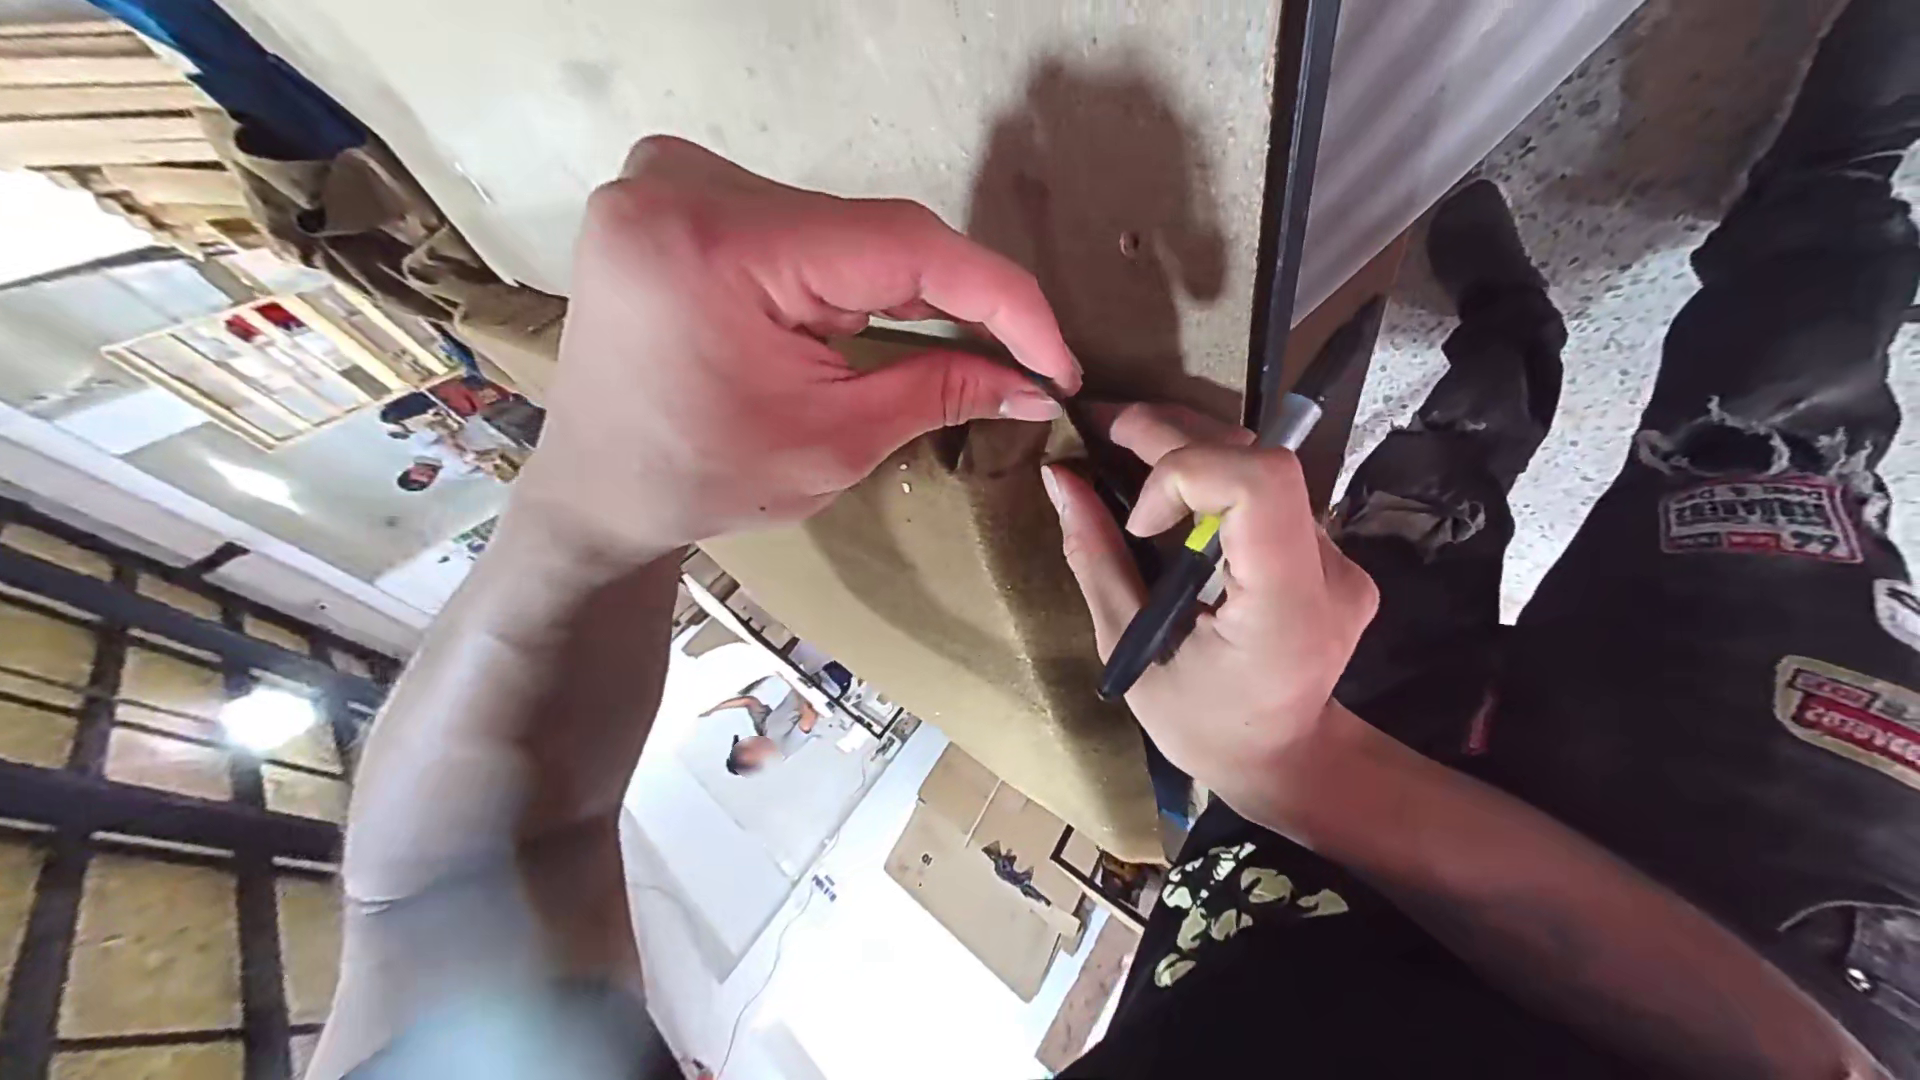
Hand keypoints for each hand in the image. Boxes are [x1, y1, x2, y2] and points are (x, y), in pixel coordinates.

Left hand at [517, 136, 1080, 558]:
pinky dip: (855, 278)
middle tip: (1020, 360)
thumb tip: (1033, 384)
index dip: (1000, 299)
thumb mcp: (835, 442)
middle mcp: (689, 184)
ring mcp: (676, 181)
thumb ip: (940, 392)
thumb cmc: (706, 480)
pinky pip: (805, 231)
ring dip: (909, 291)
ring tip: (961, 349)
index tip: (1055, 356)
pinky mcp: (680, 199)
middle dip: (958, 302)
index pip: (904, 246)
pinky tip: (881, 322)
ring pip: (845, 229)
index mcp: (720, 246)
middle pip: (875, 233)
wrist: (600, 491)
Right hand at [1042, 403, 1377, 825]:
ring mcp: (1337, 555)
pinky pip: (1260, 487)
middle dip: (1167, 433)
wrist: (1285, 756)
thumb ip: (1096, 559)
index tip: (1138, 522)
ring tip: (1121, 445)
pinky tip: (1164, 490)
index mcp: (1285, 608)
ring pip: (1258, 461)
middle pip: (1255, 456)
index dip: (1184, 473)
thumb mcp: (1130, 650)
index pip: (1259, 484)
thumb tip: (1059, 479)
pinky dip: (1204, 474)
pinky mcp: (1325, 549)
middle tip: (1099, 426)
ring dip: (1183, 445)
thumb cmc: (1200, 725)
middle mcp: (1328, 569)